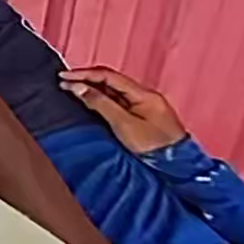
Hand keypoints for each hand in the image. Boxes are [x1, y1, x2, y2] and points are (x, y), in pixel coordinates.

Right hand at [58, 67, 188, 153]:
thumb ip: (99, 103)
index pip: (108, 76)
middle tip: (64, 83)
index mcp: (144, 94)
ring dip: (92, 89)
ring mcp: (145, 105)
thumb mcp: (123, 124)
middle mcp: (145, 96)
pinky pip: (117, 100)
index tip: (63, 77)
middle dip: (86, 80)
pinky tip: (89, 101)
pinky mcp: (142, 115)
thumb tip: (77, 87)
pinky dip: (100, 98)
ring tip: (72, 91)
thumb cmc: (155, 147)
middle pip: (110, 80)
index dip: (83, 74)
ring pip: (113, 90)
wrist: (181, 170)